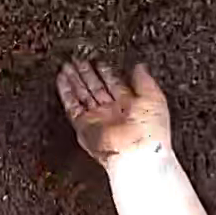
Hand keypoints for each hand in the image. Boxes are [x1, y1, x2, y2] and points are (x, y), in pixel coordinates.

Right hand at [56, 60, 171, 168]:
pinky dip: (66, 92)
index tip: (98, 61)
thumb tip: (140, 66)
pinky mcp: (83, 126)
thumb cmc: (150, 132)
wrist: (136, 153)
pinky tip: (62, 79)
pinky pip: (72, 106)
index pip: (114, 84)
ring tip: (66, 66)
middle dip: (86, 74)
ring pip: (82, 95)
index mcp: (130, 106)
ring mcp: (97, 119)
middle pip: (95, 88)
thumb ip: (144, 80)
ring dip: (74, 80)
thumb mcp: (153, 98)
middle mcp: (111, 112)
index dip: (105, 72)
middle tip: (78, 60)